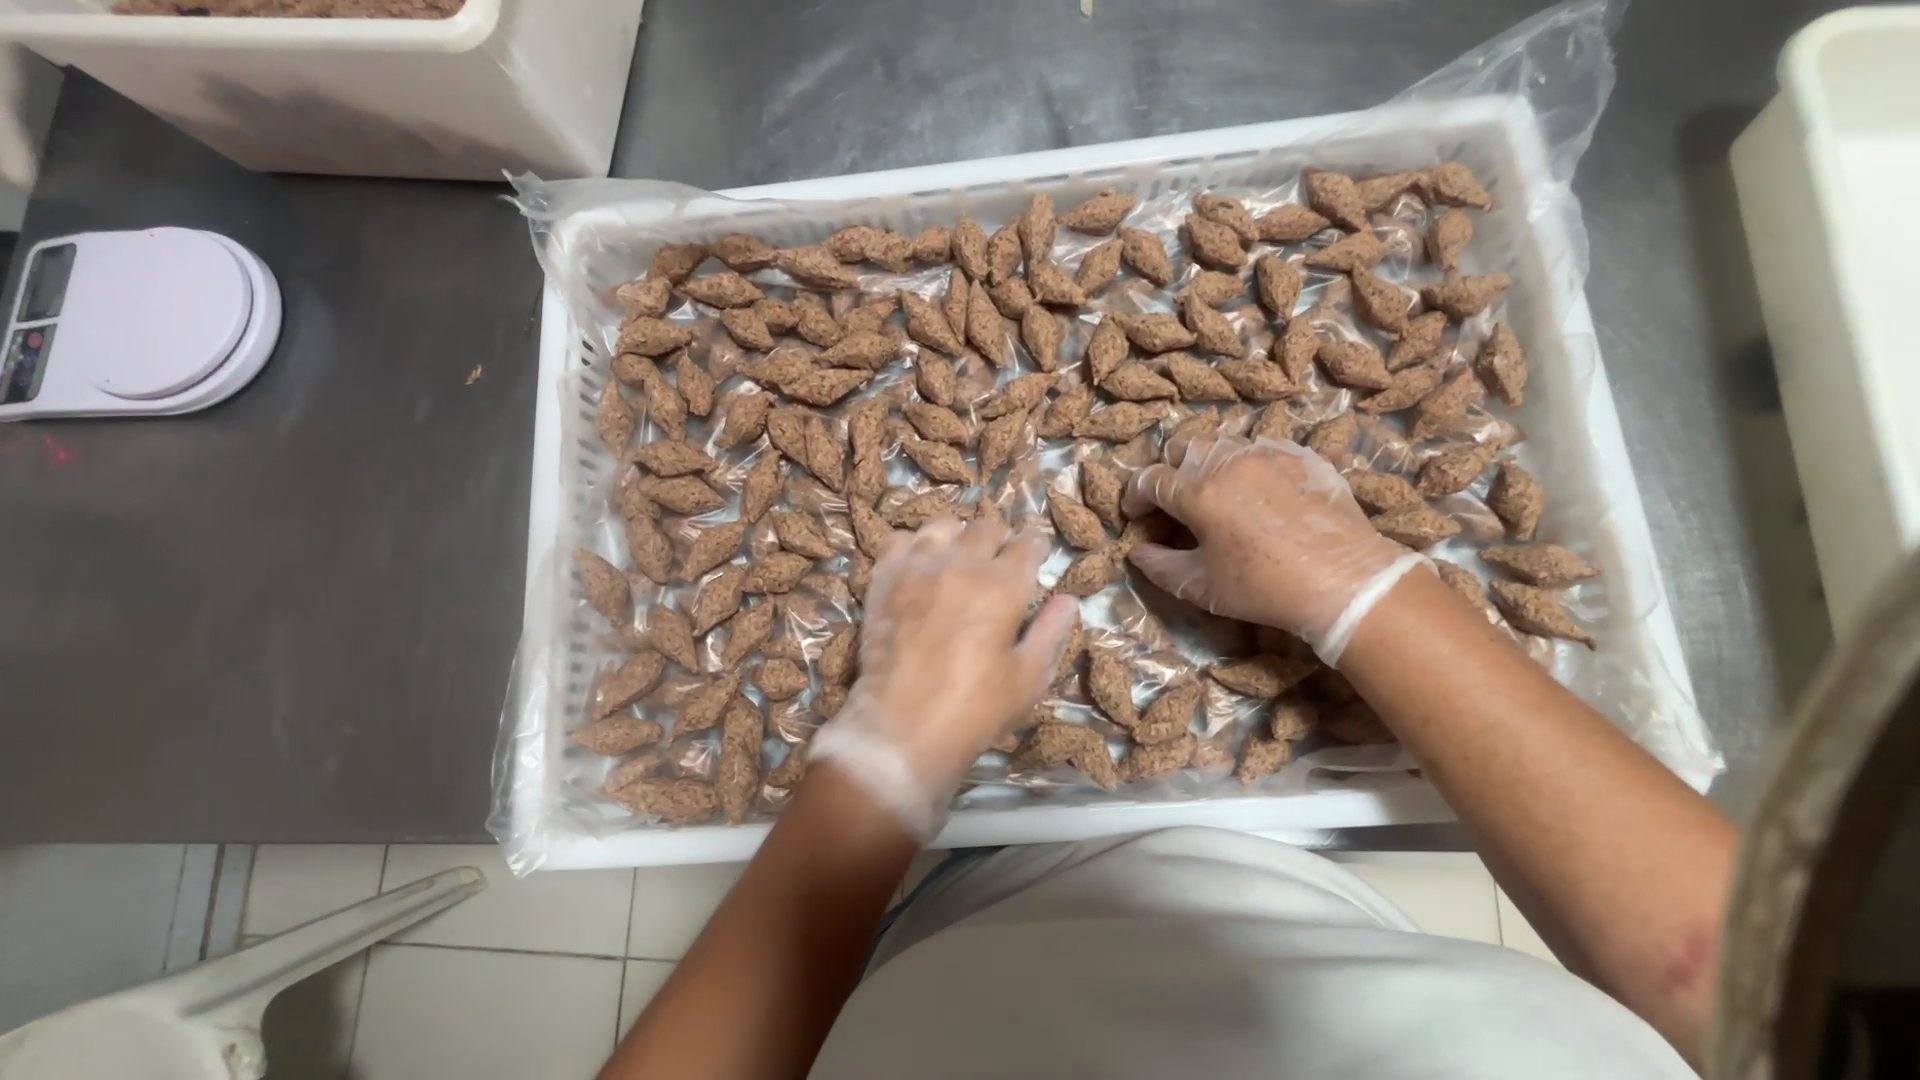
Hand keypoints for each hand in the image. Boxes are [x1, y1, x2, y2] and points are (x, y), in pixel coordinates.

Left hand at [811, 515, 1077, 838]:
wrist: (903, 727)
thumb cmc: (975, 709)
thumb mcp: (1029, 678)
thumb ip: (1050, 632)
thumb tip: (1067, 599)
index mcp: (1003, 584)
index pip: (1027, 543)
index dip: (1035, 549)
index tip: (1035, 560)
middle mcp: (961, 563)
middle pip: (987, 526)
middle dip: (1000, 540)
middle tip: (999, 565)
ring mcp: (917, 566)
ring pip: (944, 525)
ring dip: (959, 537)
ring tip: (959, 561)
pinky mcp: (884, 578)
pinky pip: (901, 540)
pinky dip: (916, 547)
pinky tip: (921, 568)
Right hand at [1123, 433, 1425, 663]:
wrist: (1346, 581)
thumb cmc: (1264, 587)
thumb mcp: (1201, 586)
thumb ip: (1159, 566)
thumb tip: (1138, 552)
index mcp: (1198, 491)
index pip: (1150, 479)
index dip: (1135, 497)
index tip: (1136, 518)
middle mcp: (1228, 461)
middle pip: (1181, 447)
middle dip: (1167, 471)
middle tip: (1172, 504)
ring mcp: (1268, 453)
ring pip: (1221, 444)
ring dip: (1205, 466)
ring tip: (1214, 498)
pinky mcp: (1301, 456)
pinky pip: (1261, 449)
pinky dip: (1245, 467)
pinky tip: (1255, 496)